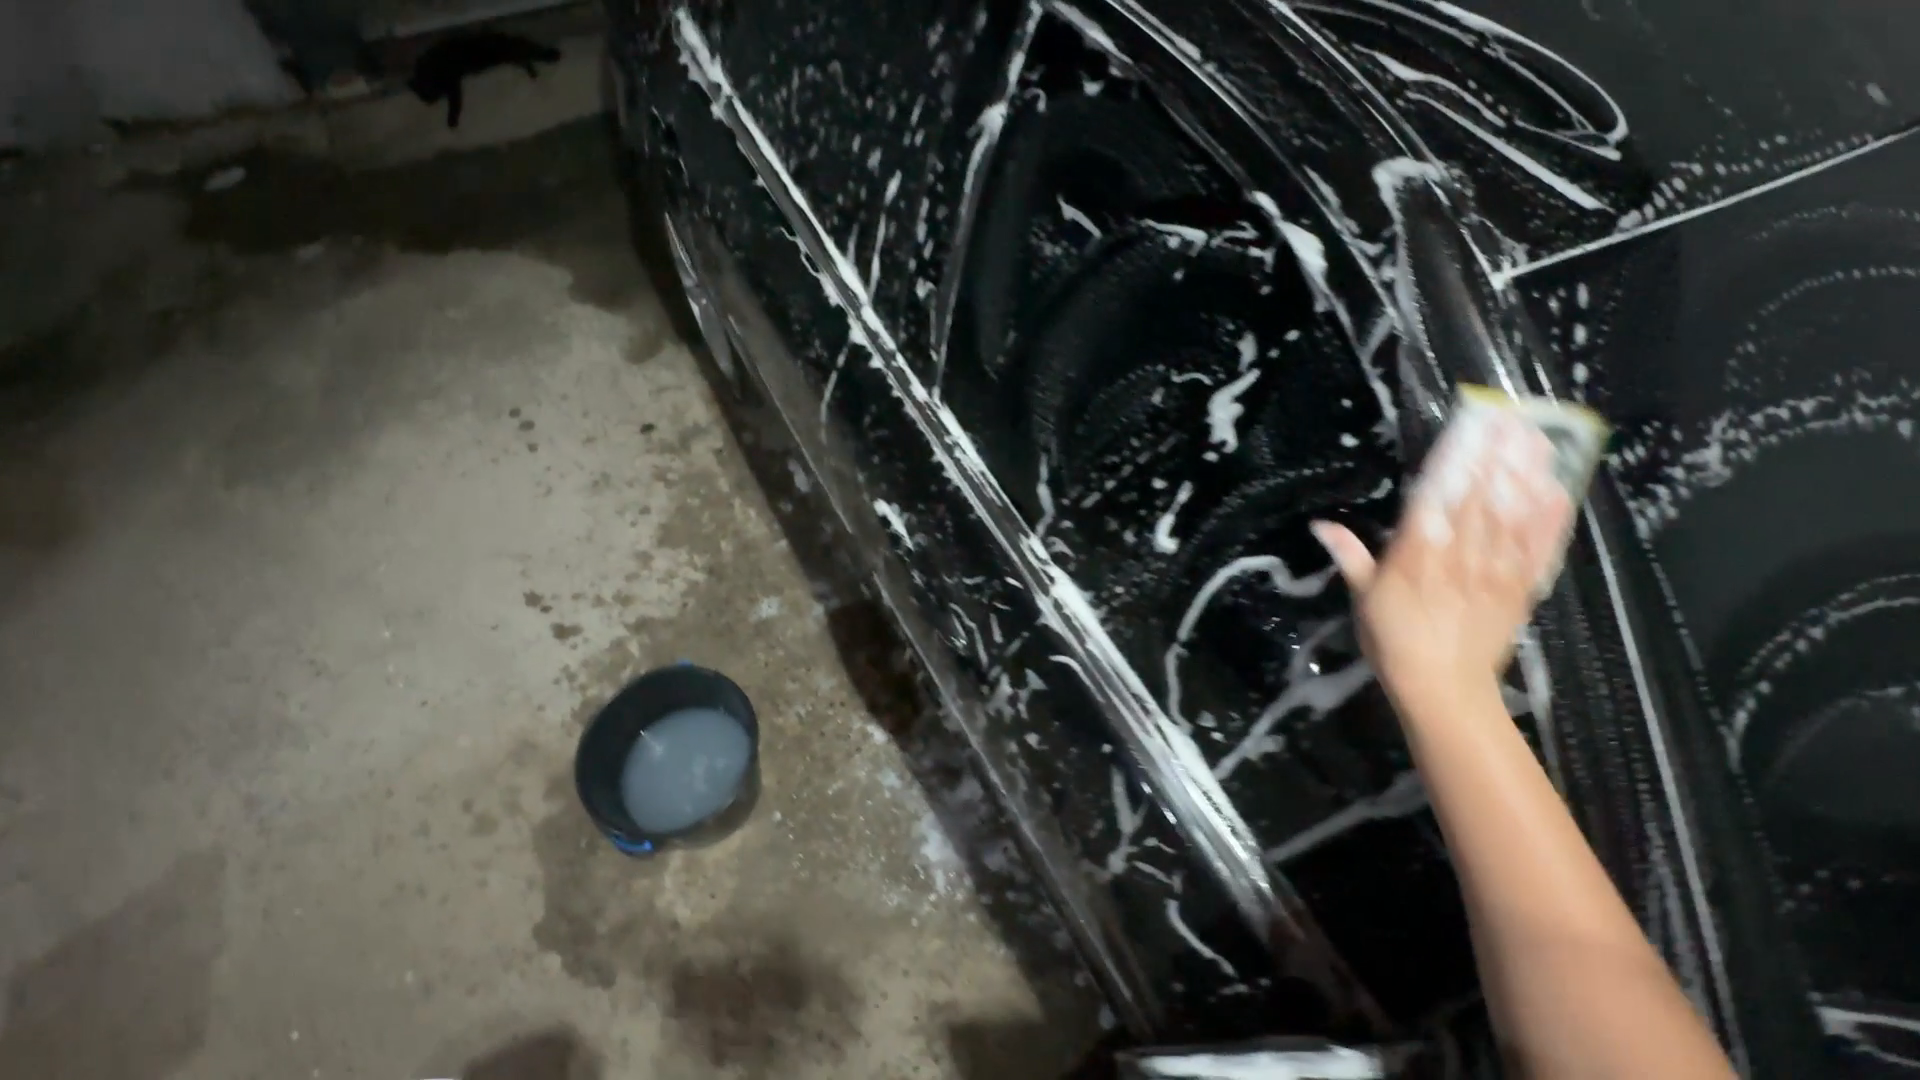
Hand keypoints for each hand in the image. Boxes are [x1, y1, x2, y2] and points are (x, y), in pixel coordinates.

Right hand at [1311, 408, 1574, 703]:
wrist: (1442, 689)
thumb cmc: (1394, 641)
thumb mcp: (1363, 598)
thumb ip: (1350, 556)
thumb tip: (1320, 524)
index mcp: (1416, 560)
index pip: (1435, 502)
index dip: (1453, 463)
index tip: (1464, 429)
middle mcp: (1459, 561)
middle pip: (1481, 502)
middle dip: (1496, 458)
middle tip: (1511, 418)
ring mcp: (1495, 574)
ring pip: (1515, 518)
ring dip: (1527, 477)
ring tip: (1537, 439)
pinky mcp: (1522, 589)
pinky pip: (1541, 550)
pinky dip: (1552, 520)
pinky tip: (1560, 489)